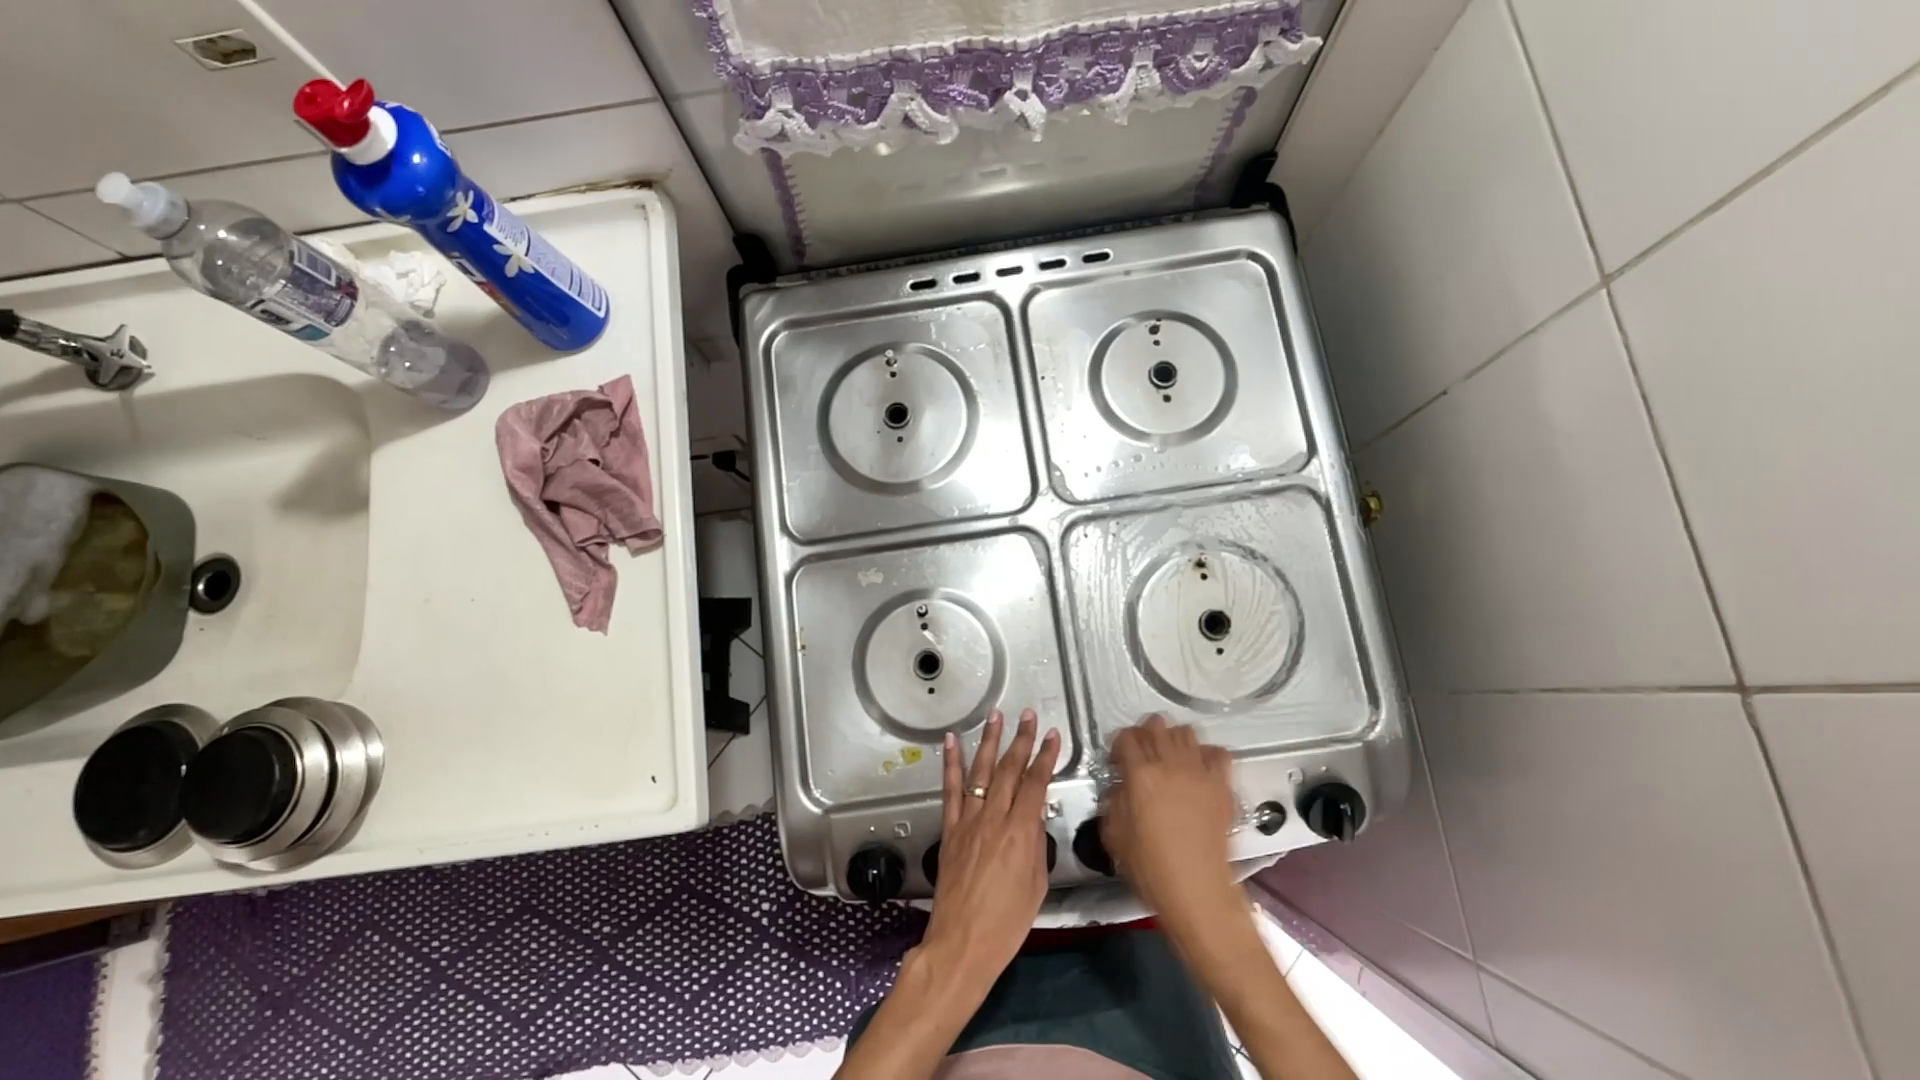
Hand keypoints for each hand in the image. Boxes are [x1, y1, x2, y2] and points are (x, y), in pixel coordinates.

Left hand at [919, 708, 1060, 995]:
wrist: (962, 941)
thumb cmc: (1008, 922)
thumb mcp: (1036, 884)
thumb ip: (1035, 846)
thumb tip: (1033, 820)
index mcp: (1021, 832)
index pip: (1036, 784)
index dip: (1045, 757)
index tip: (1052, 736)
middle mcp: (994, 819)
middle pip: (1010, 771)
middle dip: (1021, 740)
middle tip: (1029, 715)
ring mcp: (968, 821)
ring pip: (981, 773)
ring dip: (990, 742)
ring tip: (996, 716)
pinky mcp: (950, 830)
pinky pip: (950, 790)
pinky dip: (950, 764)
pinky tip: (951, 742)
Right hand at [1101, 714, 1240, 929]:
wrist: (1196, 887)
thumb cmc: (1150, 866)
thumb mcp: (1114, 834)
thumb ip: (1113, 801)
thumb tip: (1121, 787)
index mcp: (1140, 774)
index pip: (1126, 737)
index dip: (1118, 744)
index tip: (1117, 760)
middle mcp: (1170, 764)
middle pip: (1156, 725)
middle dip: (1144, 735)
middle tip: (1140, 755)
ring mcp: (1200, 772)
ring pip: (1186, 732)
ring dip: (1173, 739)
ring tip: (1169, 758)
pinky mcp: (1222, 784)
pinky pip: (1218, 752)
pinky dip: (1206, 753)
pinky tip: (1199, 767)